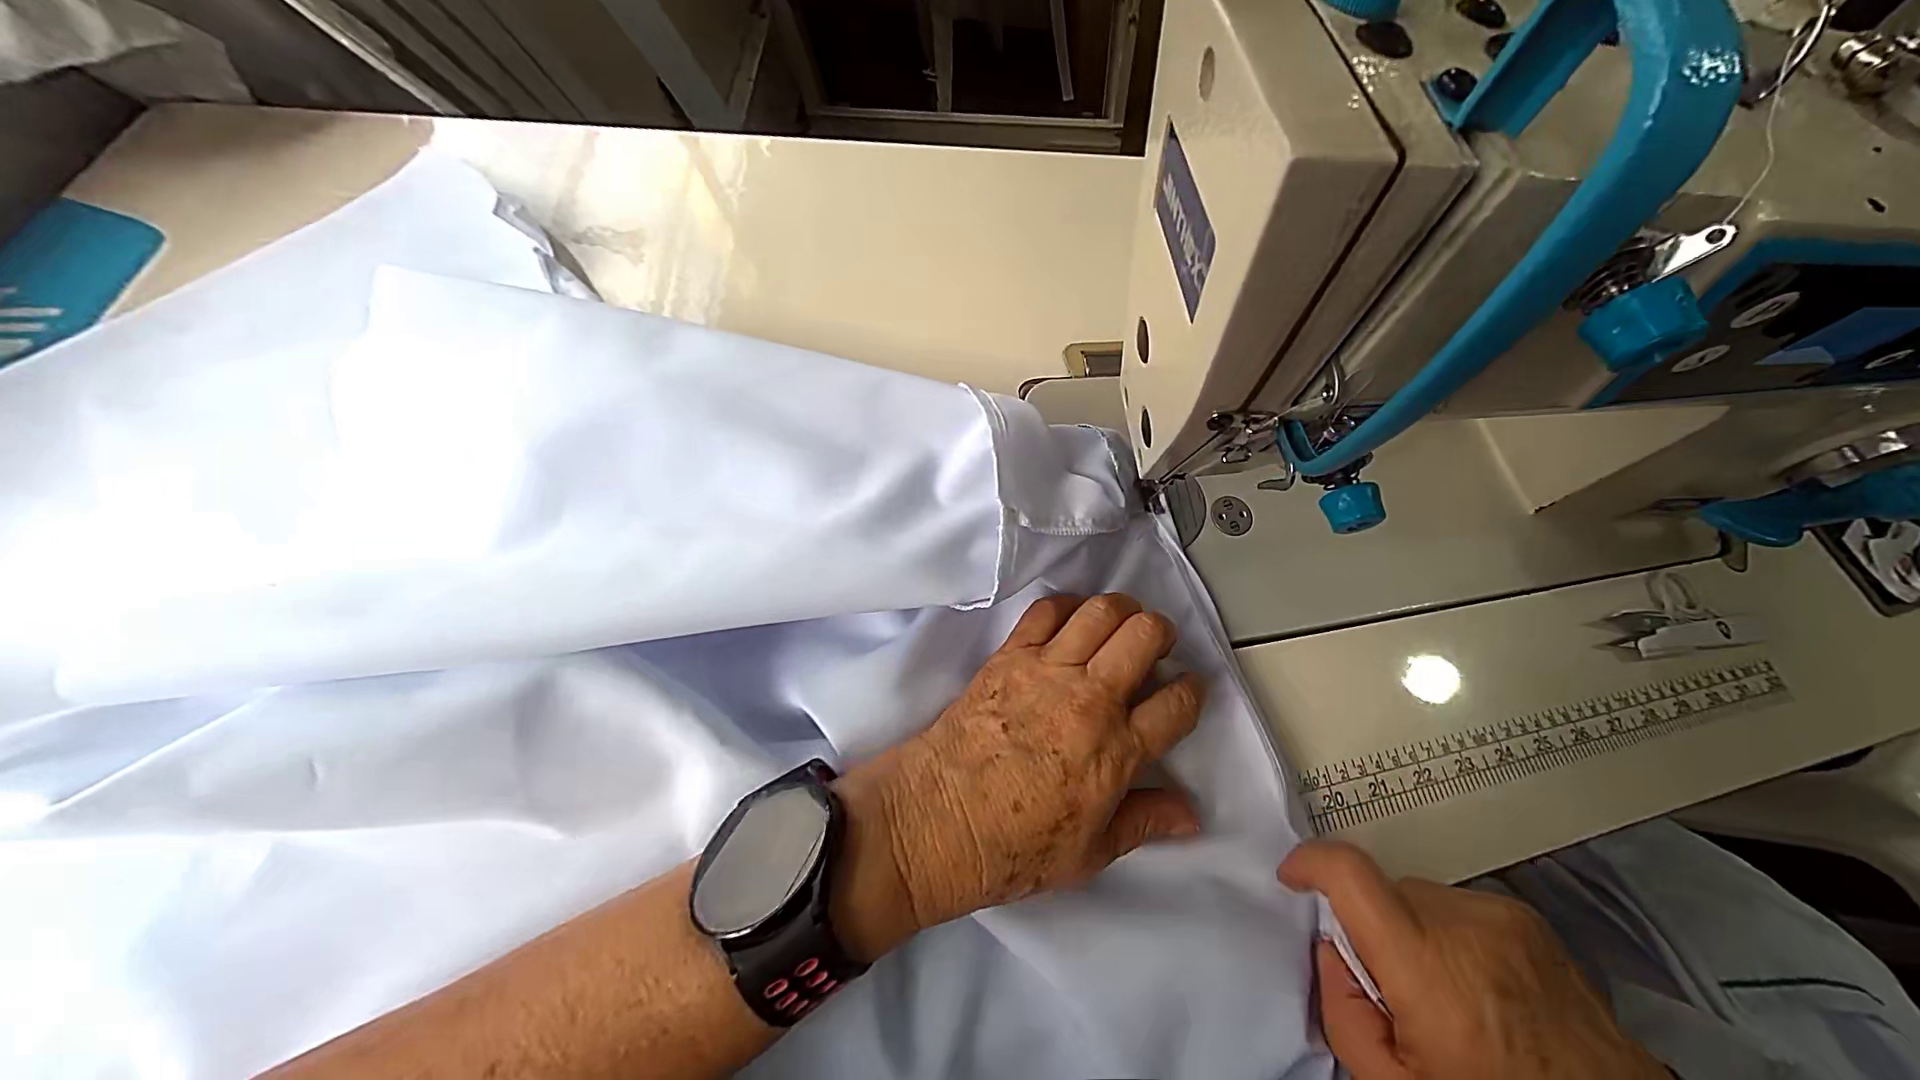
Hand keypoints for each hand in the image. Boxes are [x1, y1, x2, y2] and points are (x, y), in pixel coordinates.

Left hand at [833, 594, 1205, 952]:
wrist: (935, 821)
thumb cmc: (1012, 847)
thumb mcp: (1089, 853)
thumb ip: (1144, 822)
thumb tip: (1191, 816)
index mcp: (1117, 752)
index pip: (1177, 704)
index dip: (1192, 691)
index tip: (1186, 690)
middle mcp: (1089, 700)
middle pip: (1144, 636)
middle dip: (1161, 633)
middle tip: (1156, 645)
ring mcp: (1046, 672)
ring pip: (1101, 612)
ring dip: (1121, 610)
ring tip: (1120, 624)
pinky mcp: (1008, 657)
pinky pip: (1046, 611)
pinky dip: (1066, 606)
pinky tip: (1070, 620)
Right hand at [1279, 840, 1669, 1079]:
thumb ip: (1342, 1011)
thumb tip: (1331, 950)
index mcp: (1428, 968)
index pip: (1351, 874)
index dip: (1309, 862)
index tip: (1294, 877)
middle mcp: (1466, 926)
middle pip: (1381, 890)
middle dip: (1370, 926)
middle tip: (1390, 985)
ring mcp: (1504, 917)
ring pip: (1418, 895)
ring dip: (1411, 928)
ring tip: (1444, 991)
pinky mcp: (1529, 919)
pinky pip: (1458, 905)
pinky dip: (1449, 932)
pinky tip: (1477, 984)